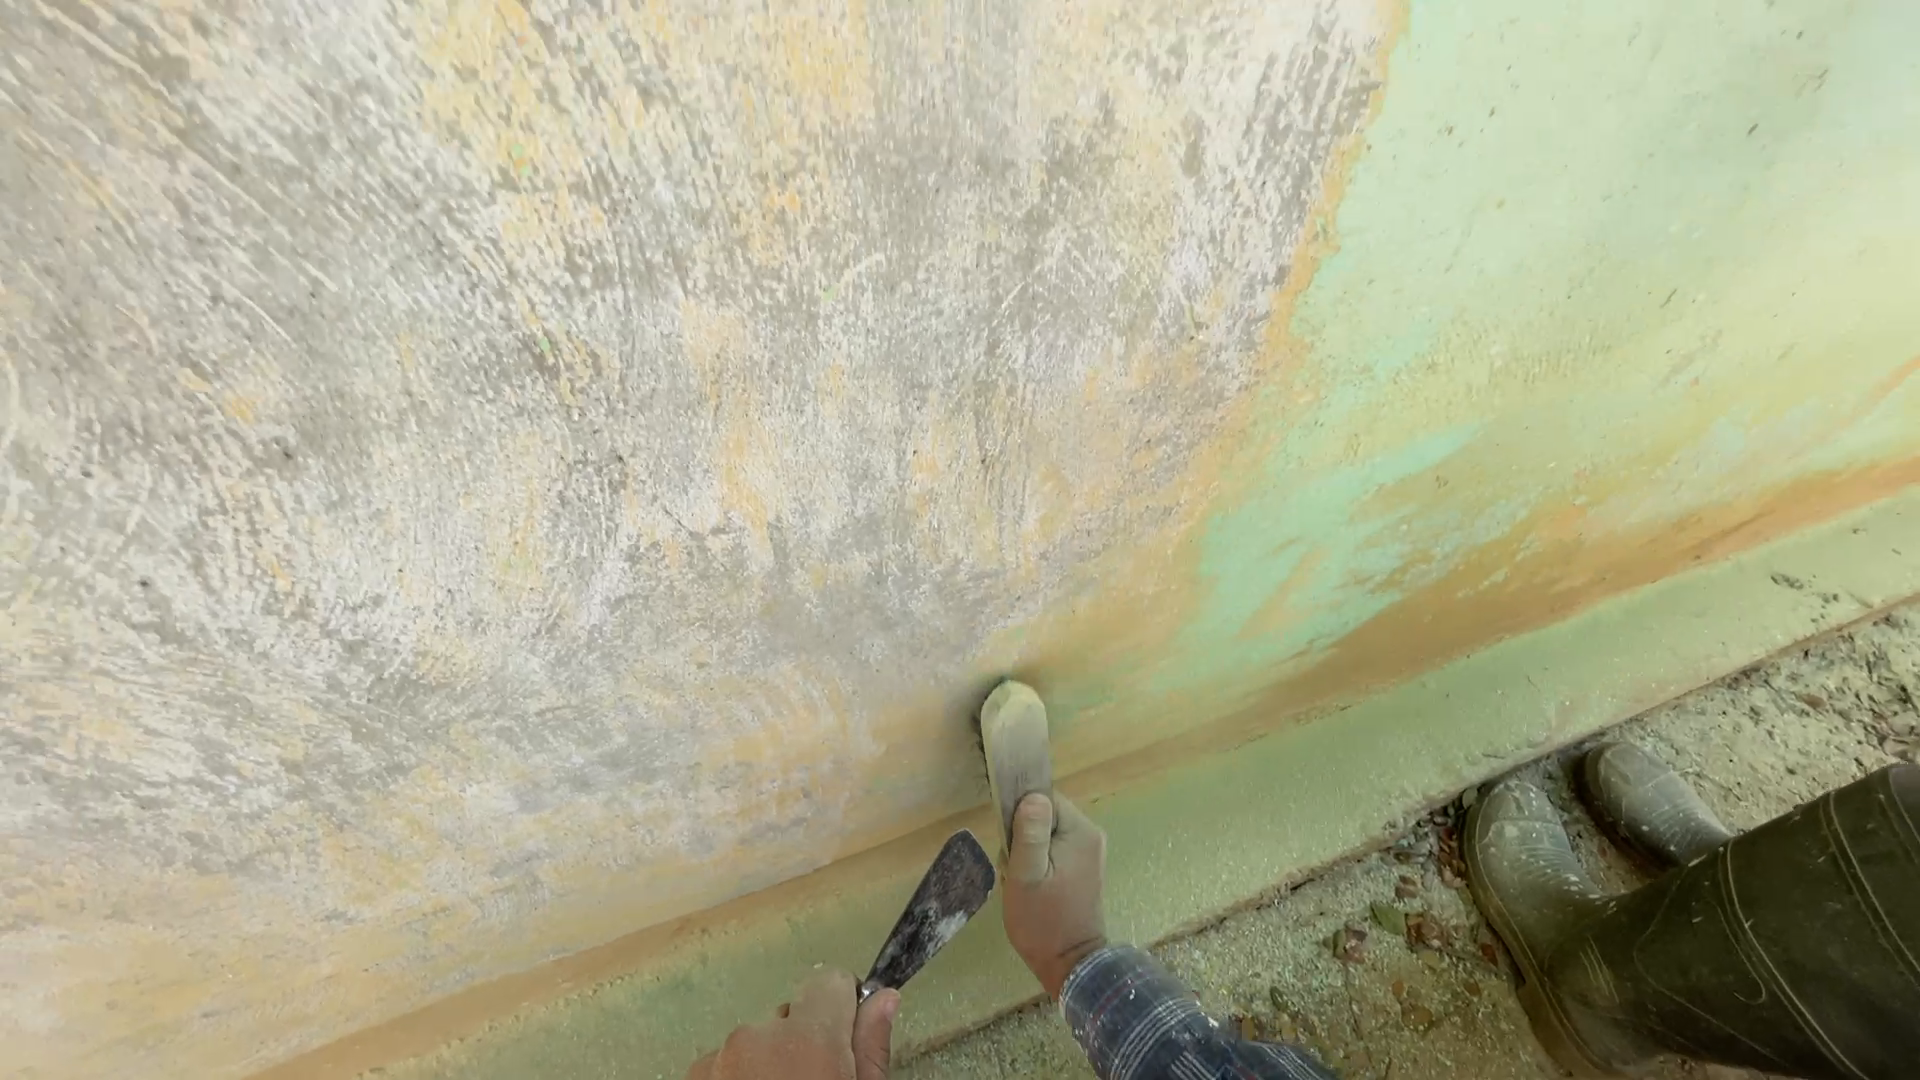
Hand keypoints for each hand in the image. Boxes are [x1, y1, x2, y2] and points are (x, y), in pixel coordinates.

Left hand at [684, 968, 898, 1079]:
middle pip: (790, 1015)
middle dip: (801, 1043)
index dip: (842, 1008)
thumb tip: (885, 996)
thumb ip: (871, 1050)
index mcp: (807, 1039)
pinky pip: (722, 1065)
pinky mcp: (689, 1077)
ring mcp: (715, 1061)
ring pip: (755, 1042)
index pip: (830, 981)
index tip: (844, 1042)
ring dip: (765, 1065)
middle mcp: (757, 1037)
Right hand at [1001, 793, 1108, 996]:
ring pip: (1045, 833)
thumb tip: (1032, 796)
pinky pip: (1053, 849)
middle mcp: (1090, 835)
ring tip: (1021, 881)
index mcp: (1080, 831)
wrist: (1071, 966)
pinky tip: (1032, 887)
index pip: (1044, 798)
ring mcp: (1089, 852)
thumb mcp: (1026, 876)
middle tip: (1014, 869)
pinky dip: (1038, 864)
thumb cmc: (1043, 922)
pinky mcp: (1083, 867)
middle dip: (1023, 837)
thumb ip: (1029, 833)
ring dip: (1028, 853)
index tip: (1010, 843)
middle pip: (1045, 815)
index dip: (1020, 815)